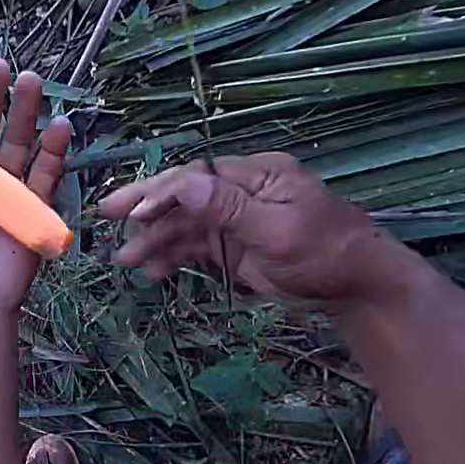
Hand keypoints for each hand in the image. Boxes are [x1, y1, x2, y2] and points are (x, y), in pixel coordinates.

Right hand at [98, 152, 424, 310]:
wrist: (356, 288)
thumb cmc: (326, 253)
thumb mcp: (279, 231)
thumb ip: (230, 209)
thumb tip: (184, 183)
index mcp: (256, 175)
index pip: (198, 176)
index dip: (161, 192)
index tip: (132, 211)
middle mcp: (240, 192)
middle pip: (184, 196)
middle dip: (146, 209)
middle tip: (107, 216)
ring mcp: (234, 219)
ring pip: (185, 225)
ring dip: (155, 241)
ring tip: (126, 262)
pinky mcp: (232, 246)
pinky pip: (196, 248)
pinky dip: (174, 258)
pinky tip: (153, 272)